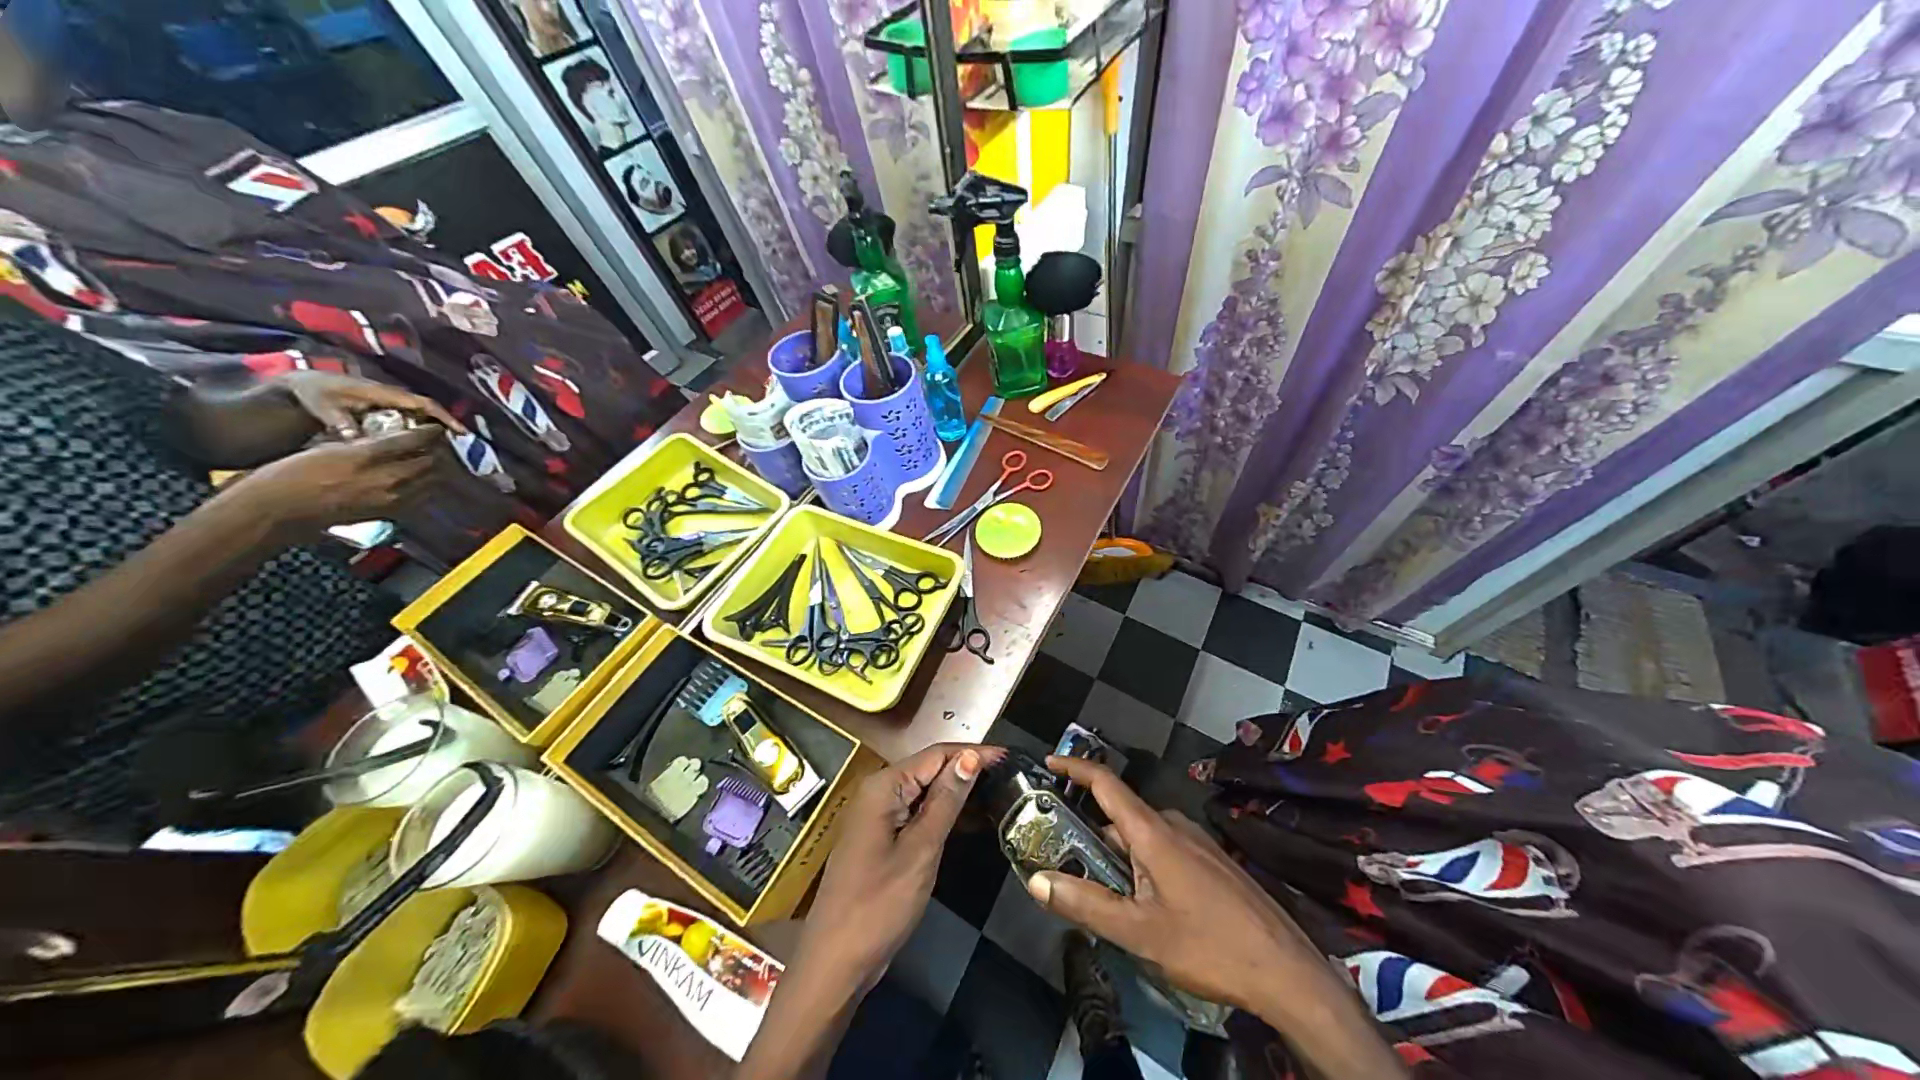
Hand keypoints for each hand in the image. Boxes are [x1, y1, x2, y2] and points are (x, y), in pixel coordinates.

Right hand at [225, 425, 446, 532]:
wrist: (278, 509)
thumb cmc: (293, 472)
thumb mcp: (330, 447)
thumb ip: (365, 444)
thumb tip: (389, 438)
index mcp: (368, 456)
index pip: (414, 440)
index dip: (429, 432)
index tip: (435, 427)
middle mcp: (386, 478)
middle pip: (430, 461)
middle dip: (437, 450)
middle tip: (436, 443)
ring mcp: (391, 498)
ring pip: (430, 480)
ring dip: (434, 469)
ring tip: (430, 460)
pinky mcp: (389, 513)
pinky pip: (419, 497)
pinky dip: (425, 486)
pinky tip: (419, 480)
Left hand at [274, 371, 463, 439]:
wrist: (302, 384)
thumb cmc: (315, 394)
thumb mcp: (326, 409)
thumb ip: (343, 424)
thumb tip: (357, 442)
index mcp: (384, 394)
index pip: (423, 404)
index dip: (444, 417)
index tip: (461, 432)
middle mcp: (392, 396)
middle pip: (428, 411)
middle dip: (445, 426)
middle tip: (458, 447)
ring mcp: (390, 401)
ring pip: (420, 415)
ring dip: (433, 429)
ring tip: (444, 449)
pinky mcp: (385, 407)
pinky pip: (410, 418)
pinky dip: (419, 430)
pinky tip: (421, 445)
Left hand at [795, 744, 1005, 991]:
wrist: (837, 960)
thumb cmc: (879, 904)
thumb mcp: (921, 850)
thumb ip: (946, 801)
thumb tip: (970, 756)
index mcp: (883, 786)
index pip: (936, 755)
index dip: (974, 752)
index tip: (1010, 757)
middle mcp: (877, 792)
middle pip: (929, 769)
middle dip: (967, 769)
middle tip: (1010, 776)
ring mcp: (877, 816)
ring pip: (924, 791)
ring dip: (957, 792)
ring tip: (999, 793)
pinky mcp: (880, 838)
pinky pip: (916, 813)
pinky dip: (942, 813)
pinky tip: (970, 819)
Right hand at [1025, 756, 1321, 1013]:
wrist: (1289, 973)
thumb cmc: (1211, 947)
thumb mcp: (1139, 933)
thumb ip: (1086, 904)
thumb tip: (1037, 882)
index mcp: (1154, 833)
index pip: (1106, 783)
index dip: (1075, 768)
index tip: (1050, 762)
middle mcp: (1176, 827)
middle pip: (1121, 817)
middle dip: (1090, 836)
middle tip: (1065, 864)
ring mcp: (1199, 844)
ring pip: (1144, 838)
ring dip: (1118, 857)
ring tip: (1103, 896)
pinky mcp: (1214, 864)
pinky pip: (1166, 851)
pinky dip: (1143, 866)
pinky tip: (1146, 906)